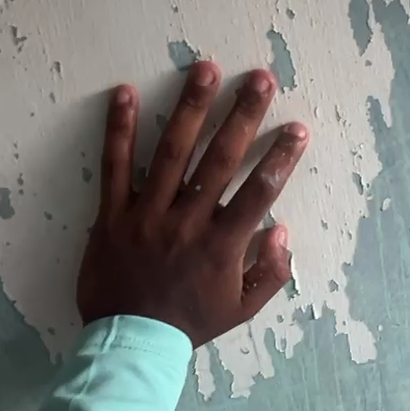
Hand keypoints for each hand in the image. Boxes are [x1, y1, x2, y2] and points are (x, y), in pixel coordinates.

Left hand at [77, 60, 309, 345]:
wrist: (131, 341)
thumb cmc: (190, 322)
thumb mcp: (242, 308)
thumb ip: (270, 272)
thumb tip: (282, 231)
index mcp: (222, 245)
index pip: (259, 192)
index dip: (282, 158)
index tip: (298, 129)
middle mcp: (187, 222)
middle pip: (220, 159)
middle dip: (244, 115)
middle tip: (261, 79)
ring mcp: (147, 214)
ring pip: (171, 152)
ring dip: (191, 107)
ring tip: (206, 69)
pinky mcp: (111, 214)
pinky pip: (114, 166)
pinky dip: (119, 129)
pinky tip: (126, 93)